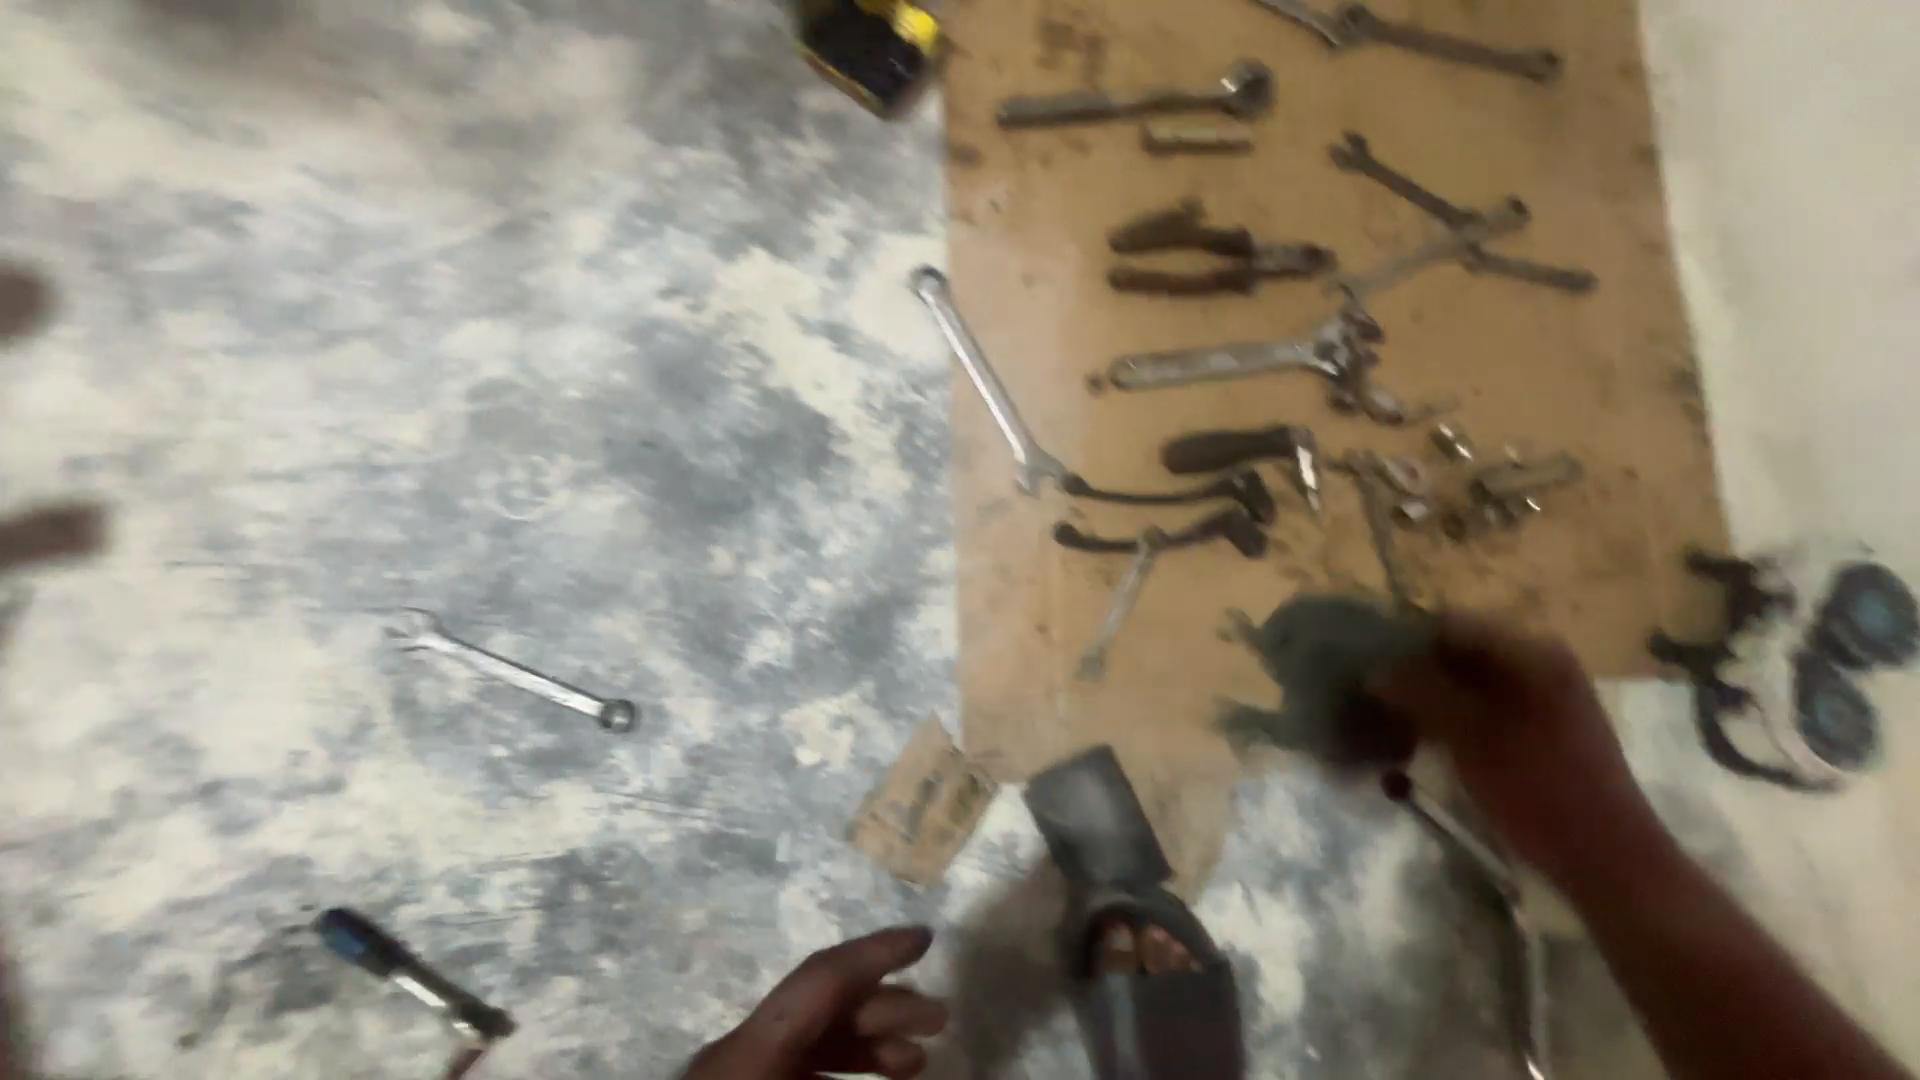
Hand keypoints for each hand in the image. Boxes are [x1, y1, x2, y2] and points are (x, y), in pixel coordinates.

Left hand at [680, 926, 947, 1079]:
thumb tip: (911, 1071)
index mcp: (749, 1055)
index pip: (822, 979)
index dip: (878, 952)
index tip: (925, 940)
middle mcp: (740, 1053)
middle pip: (822, 1006)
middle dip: (886, 1008)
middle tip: (939, 1020)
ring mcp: (734, 1074)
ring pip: (810, 1039)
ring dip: (866, 1044)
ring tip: (913, 1063)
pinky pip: (796, 1070)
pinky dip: (837, 1074)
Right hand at [1367, 612, 1662, 885]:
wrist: (1605, 857)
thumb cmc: (1538, 787)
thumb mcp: (1469, 735)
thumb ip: (1419, 693)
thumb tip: (1373, 671)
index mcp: (1532, 653)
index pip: (1451, 626)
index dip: (1408, 644)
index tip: (1372, 671)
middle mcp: (1540, 665)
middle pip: (1459, 653)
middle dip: (1415, 673)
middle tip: (1375, 700)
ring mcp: (1542, 698)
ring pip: (1467, 683)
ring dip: (1428, 699)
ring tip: (1391, 722)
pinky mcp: (1538, 730)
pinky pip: (1482, 708)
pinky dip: (1450, 719)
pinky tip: (1422, 741)